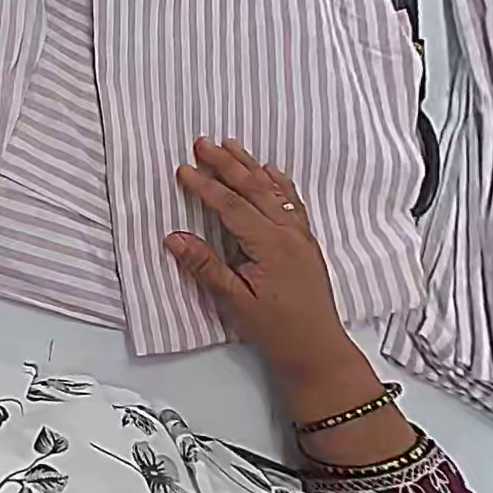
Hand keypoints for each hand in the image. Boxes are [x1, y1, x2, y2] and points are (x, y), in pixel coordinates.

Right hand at [163, 138, 382, 416]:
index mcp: (270, 246)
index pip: (232, 206)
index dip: (206, 186)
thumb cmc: (277, 330)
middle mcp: (288, 233)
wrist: (319, 349)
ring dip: (250, 165)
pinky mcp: (305, 241)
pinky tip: (271, 171)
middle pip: (253, 188)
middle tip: (203, 143)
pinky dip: (278, 182)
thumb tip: (174, 238)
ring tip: (231, 145)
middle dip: (227, 164)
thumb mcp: (235, 302)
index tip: (184, 169)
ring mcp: (300, 235)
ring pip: (273, 190)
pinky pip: (291, 201)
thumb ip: (205, 267)